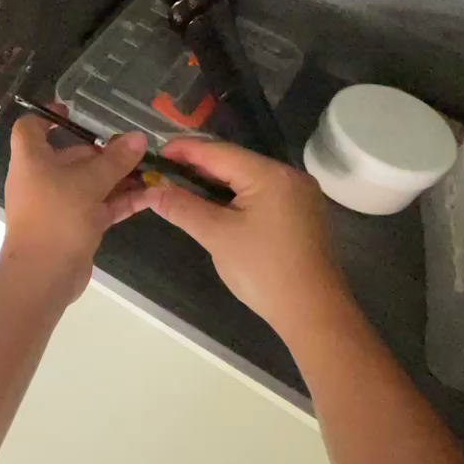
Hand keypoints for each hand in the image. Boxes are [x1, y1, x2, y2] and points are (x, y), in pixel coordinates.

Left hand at [0, 116, 148, 297]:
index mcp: (31, 159)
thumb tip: (137, 137)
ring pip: (88, 182)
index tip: (75, 112)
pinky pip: (97, 205)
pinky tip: (150, 195)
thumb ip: (115, 160)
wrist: (43, 274)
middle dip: (102, 150)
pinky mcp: (73, 226)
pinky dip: (119, 199)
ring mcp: (56, 203)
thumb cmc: (56, 216)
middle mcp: (40, 178)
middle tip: (134, 146)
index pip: (30, 128)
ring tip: (151, 168)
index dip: (49, 117)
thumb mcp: (89, 182)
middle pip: (69, 155)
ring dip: (116, 176)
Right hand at [141, 138, 354, 336]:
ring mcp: (298, 195)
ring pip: (246, 177)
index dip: (184, 149)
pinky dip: (233, 194)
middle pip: (234, 161)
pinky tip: (214, 203)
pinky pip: (259, 192)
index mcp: (271, 175)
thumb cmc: (263, 270)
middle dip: (197, 165)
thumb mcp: (216, 235)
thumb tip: (150, 190)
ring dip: (214, 181)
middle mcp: (289, 176)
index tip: (155, 153)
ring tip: (181, 186)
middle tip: (163, 171)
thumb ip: (181, 207)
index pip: (218, 152)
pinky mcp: (300, 213)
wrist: (313, 313)